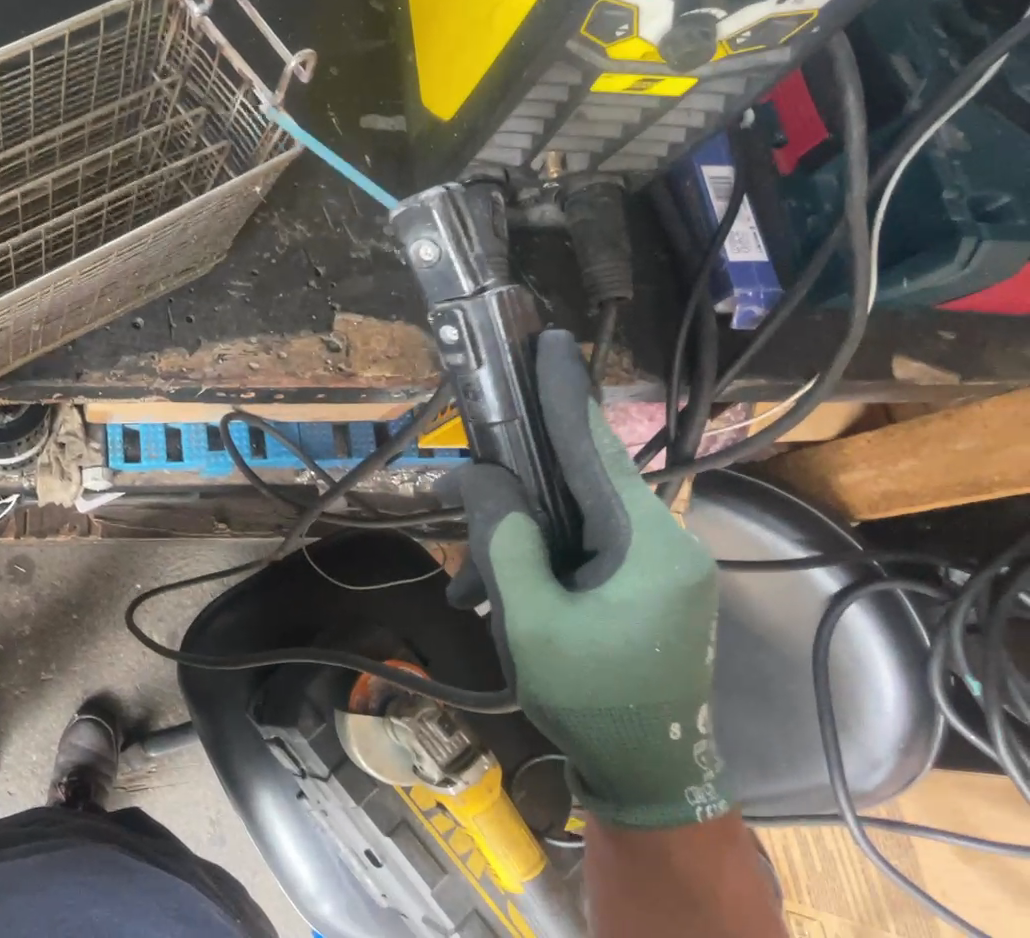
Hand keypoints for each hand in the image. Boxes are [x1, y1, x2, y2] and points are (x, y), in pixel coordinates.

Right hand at [440, 330, 727, 829]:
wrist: (647, 775)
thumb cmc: (590, 698)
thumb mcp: (530, 618)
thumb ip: (503, 537)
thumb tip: (476, 474)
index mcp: (647, 543)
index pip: (595, 448)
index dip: (565, 392)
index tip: (548, 340)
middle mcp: (659, 543)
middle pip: (572, 487)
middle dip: (510, 495)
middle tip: (456, 498)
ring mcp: (652, 568)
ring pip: (567, 524)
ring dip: (513, 545)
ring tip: (472, 590)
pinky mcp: (639, 589)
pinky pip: (575, 553)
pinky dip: (532, 567)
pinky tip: (495, 601)